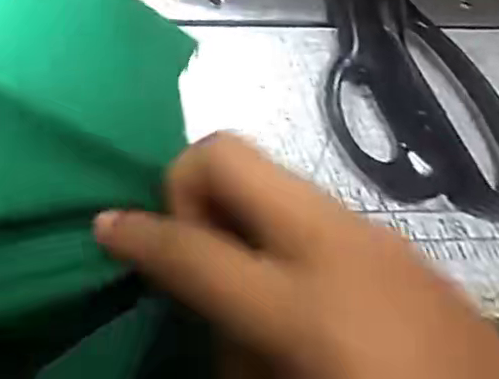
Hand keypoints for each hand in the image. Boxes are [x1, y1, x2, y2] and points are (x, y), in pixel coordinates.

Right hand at [93, 133, 498, 378]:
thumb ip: (231, 345)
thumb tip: (198, 301)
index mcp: (311, 307)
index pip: (192, 249)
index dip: (136, 234)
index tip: (104, 225)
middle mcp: (337, 246)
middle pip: (225, 153)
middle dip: (187, 184)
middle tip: (191, 245)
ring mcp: (370, 232)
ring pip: (264, 173)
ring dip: (232, 207)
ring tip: (244, 274)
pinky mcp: (393, 239)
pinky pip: (303, 205)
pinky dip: (274, 227)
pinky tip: (297, 286)